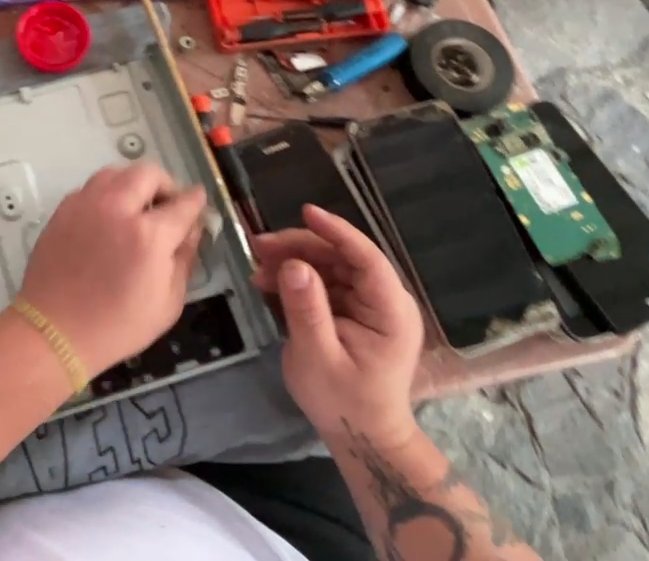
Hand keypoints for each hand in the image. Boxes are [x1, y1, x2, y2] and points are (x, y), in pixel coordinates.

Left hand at [19, 162, 209, 376]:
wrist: (55, 330)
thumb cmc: (117, 326)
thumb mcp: (168, 303)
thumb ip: (184, 259)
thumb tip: (193, 229)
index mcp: (147, 235)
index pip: (182, 205)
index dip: (195, 200)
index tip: (198, 200)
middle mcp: (115, 209)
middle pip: (147, 173)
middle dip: (165, 184)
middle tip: (168, 205)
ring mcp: (85, 205)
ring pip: (116, 172)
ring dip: (133, 183)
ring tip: (137, 207)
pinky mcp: (63, 209)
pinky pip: (91, 187)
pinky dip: (107, 194)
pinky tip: (109, 218)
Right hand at [253, 205, 423, 448]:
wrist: (359, 435)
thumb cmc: (343, 401)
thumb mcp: (318, 357)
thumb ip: (306, 310)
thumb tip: (292, 265)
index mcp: (391, 311)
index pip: (367, 259)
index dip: (337, 232)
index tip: (306, 212)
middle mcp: (384, 301)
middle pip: (343, 257)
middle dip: (301, 246)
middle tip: (259, 246)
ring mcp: (369, 304)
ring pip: (330, 264)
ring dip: (293, 260)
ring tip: (257, 266)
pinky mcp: (352, 310)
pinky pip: (323, 281)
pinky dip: (295, 278)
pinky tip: (267, 281)